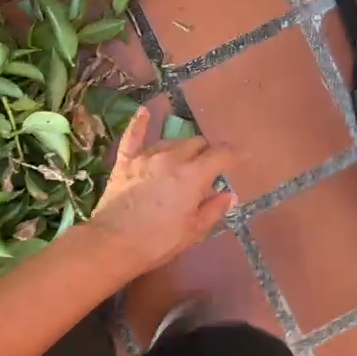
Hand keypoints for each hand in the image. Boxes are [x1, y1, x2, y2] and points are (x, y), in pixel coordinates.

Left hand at [88, 106, 234, 274]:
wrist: (113, 243)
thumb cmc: (157, 242)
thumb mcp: (193, 231)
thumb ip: (213, 209)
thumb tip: (228, 195)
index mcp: (192, 175)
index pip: (220, 155)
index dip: (235, 154)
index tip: (243, 156)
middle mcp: (171, 158)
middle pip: (196, 143)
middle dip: (206, 152)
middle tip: (208, 168)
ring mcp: (145, 156)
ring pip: (171, 141)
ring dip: (182, 147)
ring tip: (185, 160)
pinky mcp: (125, 161)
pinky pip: (133, 136)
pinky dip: (140, 123)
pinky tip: (144, 112)